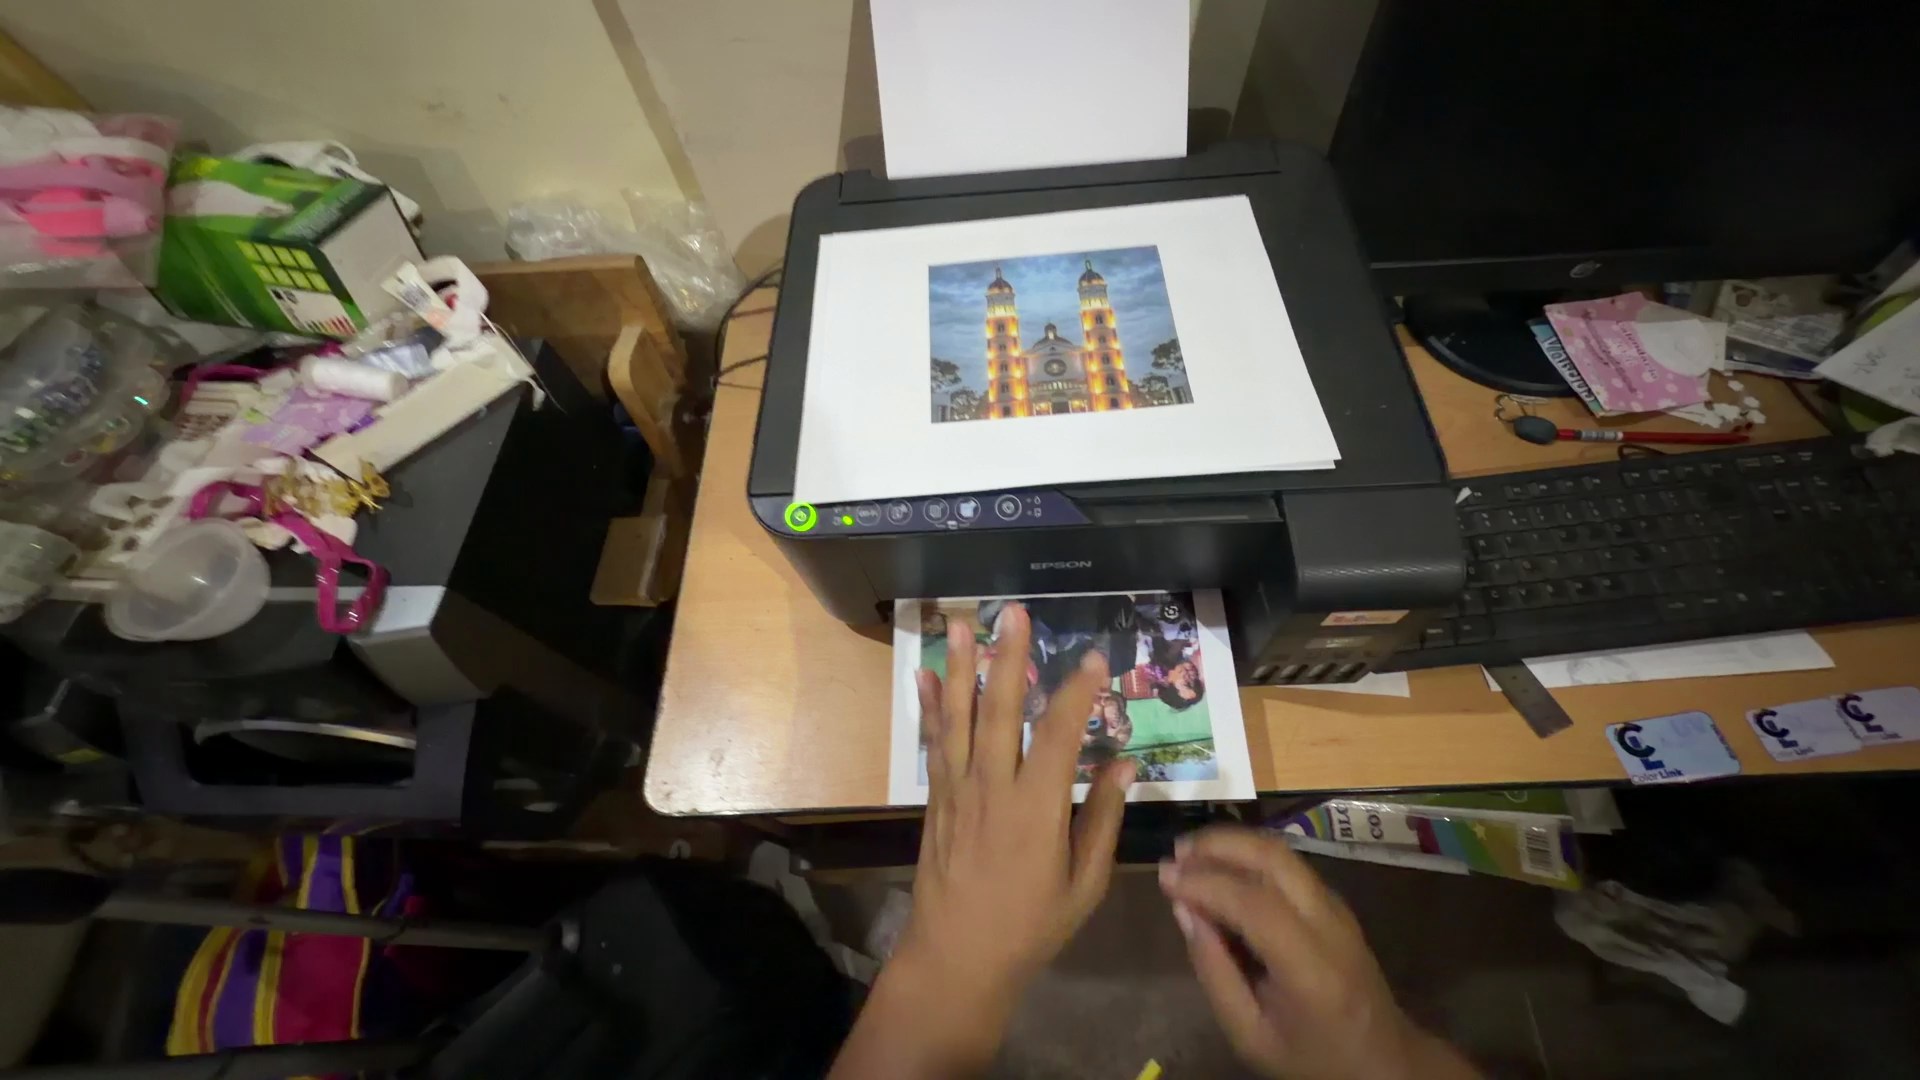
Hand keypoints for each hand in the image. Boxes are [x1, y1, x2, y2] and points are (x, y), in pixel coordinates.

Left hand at [830, 602, 1136, 1078]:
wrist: (957, 956)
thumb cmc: (1030, 924)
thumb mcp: (1083, 882)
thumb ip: (1102, 817)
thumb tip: (1126, 762)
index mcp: (1036, 806)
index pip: (1060, 733)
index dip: (1077, 691)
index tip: (1092, 657)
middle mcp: (993, 784)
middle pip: (1001, 708)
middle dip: (1008, 655)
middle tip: (1013, 611)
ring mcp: (957, 786)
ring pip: (960, 715)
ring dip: (961, 665)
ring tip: (960, 621)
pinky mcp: (936, 795)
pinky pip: (933, 742)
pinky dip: (930, 706)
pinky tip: (925, 675)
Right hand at [1159, 827, 1481, 1079]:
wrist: (1385, 1064)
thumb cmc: (1311, 1057)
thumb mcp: (1250, 1036)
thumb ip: (1214, 972)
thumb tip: (1183, 908)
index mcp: (1311, 969)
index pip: (1254, 904)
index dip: (1205, 883)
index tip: (1164, 876)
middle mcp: (1329, 925)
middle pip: (1273, 858)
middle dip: (1218, 844)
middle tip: (1176, 852)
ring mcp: (1337, 907)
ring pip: (1280, 851)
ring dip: (1231, 842)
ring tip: (1191, 852)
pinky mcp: (1334, 901)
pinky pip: (1287, 862)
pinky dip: (1247, 852)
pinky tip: (1220, 865)